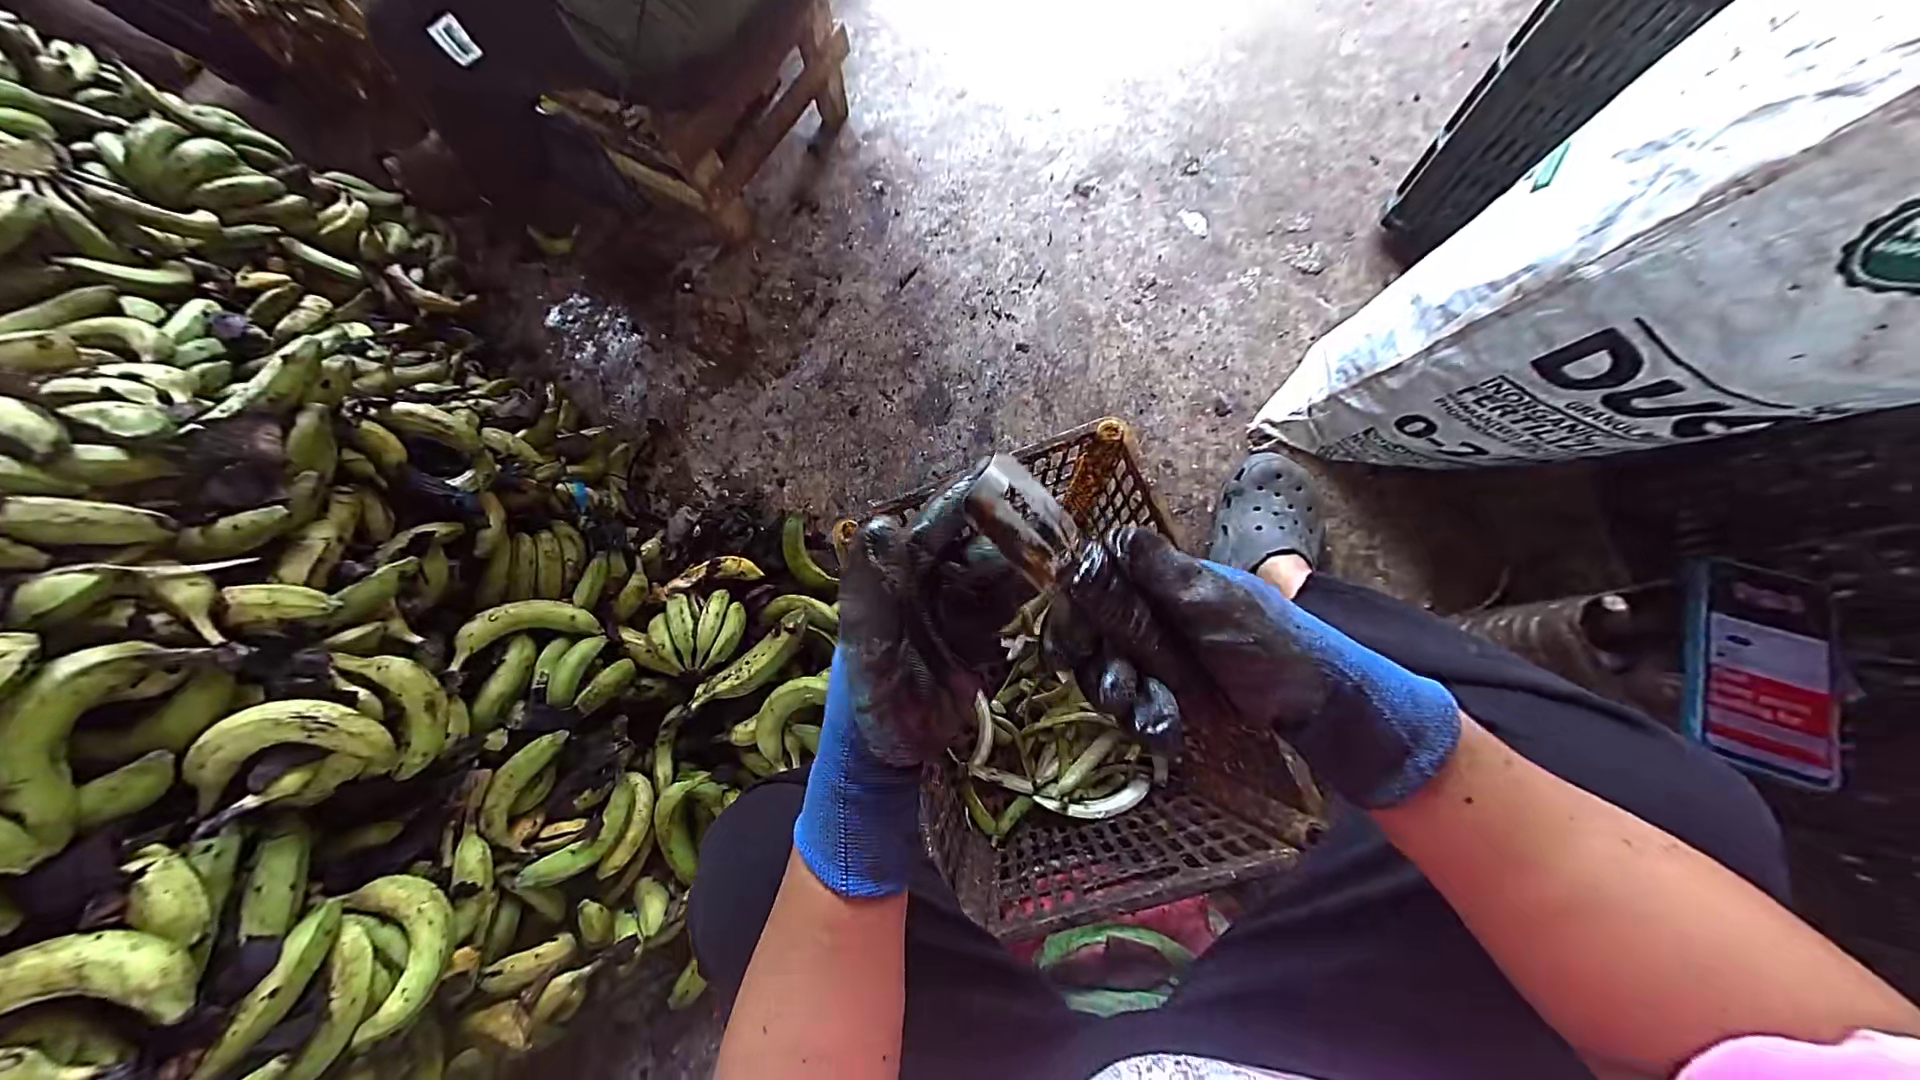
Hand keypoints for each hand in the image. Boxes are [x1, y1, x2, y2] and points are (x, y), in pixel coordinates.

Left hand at [793, 470, 1031, 896]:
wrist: (891, 751)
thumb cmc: (868, 696)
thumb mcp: (865, 646)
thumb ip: (871, 589)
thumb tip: (880, 525)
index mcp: (902, 566)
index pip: (944, 517)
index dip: (978, 501)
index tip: (1014, 493)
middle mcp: (935, 574)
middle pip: (984, 534)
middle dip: (1019, 526)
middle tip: (1058, 527)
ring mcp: (962, 600)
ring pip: (1005, 565)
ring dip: (1035, 557)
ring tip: (1068, 551)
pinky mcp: (984, 629)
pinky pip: (1014, 600)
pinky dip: (1038, 592)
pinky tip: (1061, 588)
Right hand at [1062, 526, 1458, 807]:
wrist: (1311, 701)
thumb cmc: (1267, 639)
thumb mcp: (1216, 601)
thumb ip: (1166, 572)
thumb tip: (1122, 534)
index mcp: (1149, 579)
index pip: (1087, 583)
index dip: (1071, 614)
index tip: (1074, 645)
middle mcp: (1139, 611)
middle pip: (1084, 633)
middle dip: (1099, 666)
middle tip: (1121, 690)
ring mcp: (1146, 652)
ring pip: (1100, 672)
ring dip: (1123, 698)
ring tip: (1158, 715)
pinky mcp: (1155, 688)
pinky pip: (1126, 704)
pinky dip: (1143, 719)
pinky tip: (1167, 729)